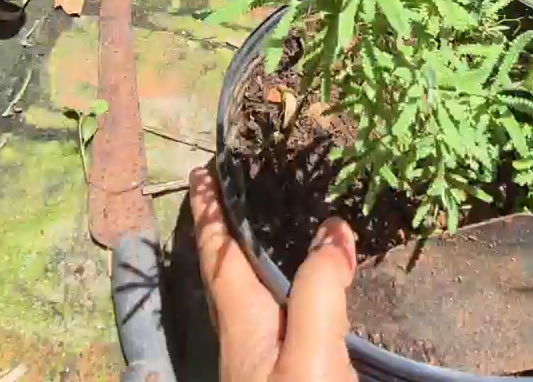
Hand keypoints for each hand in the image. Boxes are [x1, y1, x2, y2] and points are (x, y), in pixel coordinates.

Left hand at [191, 165, 357, 381]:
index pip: (218, 254)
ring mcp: (266, 363)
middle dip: (230, 229)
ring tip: (277, 227)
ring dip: (261, 257)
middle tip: (236, 189)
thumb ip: (319, 289)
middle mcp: (247, 340)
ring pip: (258, 293)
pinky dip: (292, 285)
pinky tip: (312, 290)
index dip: (209, 212)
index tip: (200, 172)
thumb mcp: (310, 354)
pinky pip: (287, 314)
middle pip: (230, 271)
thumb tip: (333, 226)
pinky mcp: (291, 376)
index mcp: (241, 324)